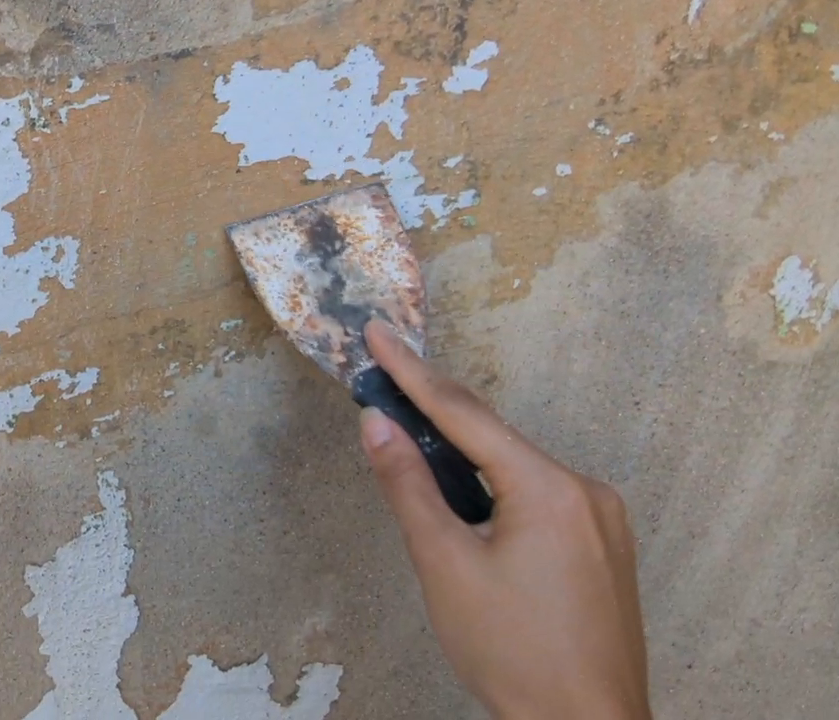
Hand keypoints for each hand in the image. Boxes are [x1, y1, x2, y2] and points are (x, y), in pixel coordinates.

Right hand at [359, 322, 650, 719]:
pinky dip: (483, 470)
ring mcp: (600, 518)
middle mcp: (584, 491)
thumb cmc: (506, 644)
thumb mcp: (442, 560)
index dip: (412, 370)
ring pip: (509, 460)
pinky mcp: (598, 543)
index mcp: (549, 490)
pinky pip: (528, 485)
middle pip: (491, 432)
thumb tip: (374, 419)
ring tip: (403, 419)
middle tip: (379, 364)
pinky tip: (454, 476)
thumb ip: (406, 482)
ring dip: (455, 439)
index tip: (377, 330)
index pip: (463, 414)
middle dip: (431, 400)